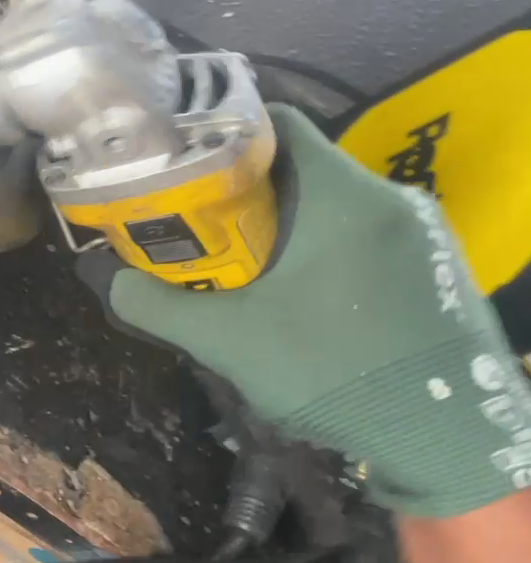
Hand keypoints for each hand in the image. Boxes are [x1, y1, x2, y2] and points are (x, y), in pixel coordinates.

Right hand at [89, 105, 530, 519]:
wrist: (450, 439)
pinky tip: (278, 287)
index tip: (171, 158)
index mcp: (343, 199)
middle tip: (180, 215)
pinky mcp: (432, 266)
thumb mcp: (221, 340)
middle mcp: (388, 201)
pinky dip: (305, 243)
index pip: (276, 124)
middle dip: (230, 185)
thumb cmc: (332, 371)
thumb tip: (111, 278)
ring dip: (267, 219)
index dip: (215, 131)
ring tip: (220, 253)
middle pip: (292, 166)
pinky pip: (351, 231)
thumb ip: (153, 303)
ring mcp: (419, 233)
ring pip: (321, 201)